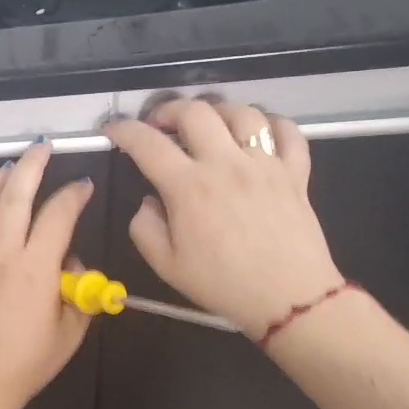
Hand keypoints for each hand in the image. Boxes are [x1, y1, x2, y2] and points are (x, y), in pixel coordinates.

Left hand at [0, 143, 95, 408]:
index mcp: (35, 268)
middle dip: (32, 166)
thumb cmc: (26, 363)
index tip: (83, 187)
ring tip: (9, 167)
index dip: (73, 195)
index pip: (58, 214)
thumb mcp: (70, 330)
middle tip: (43, 148)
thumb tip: (71, 262)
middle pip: (14, 196)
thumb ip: (78, 290)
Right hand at [104, 97, 343, 338]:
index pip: (148, 144)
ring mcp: (265, 164)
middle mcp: (226, 164)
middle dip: (169, 110)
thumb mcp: (165, 264)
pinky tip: (258, 132)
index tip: (112, 129)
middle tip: (159, 124)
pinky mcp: (295, 173)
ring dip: (217, 110)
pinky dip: (271, 123)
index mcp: (188, 187)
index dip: (124, 130)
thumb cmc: (221, 283)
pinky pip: (288, 132)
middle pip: (196, 112)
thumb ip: (145, 227)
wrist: (289, 298)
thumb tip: (150, 202)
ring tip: (207, 124)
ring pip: (242, 112)